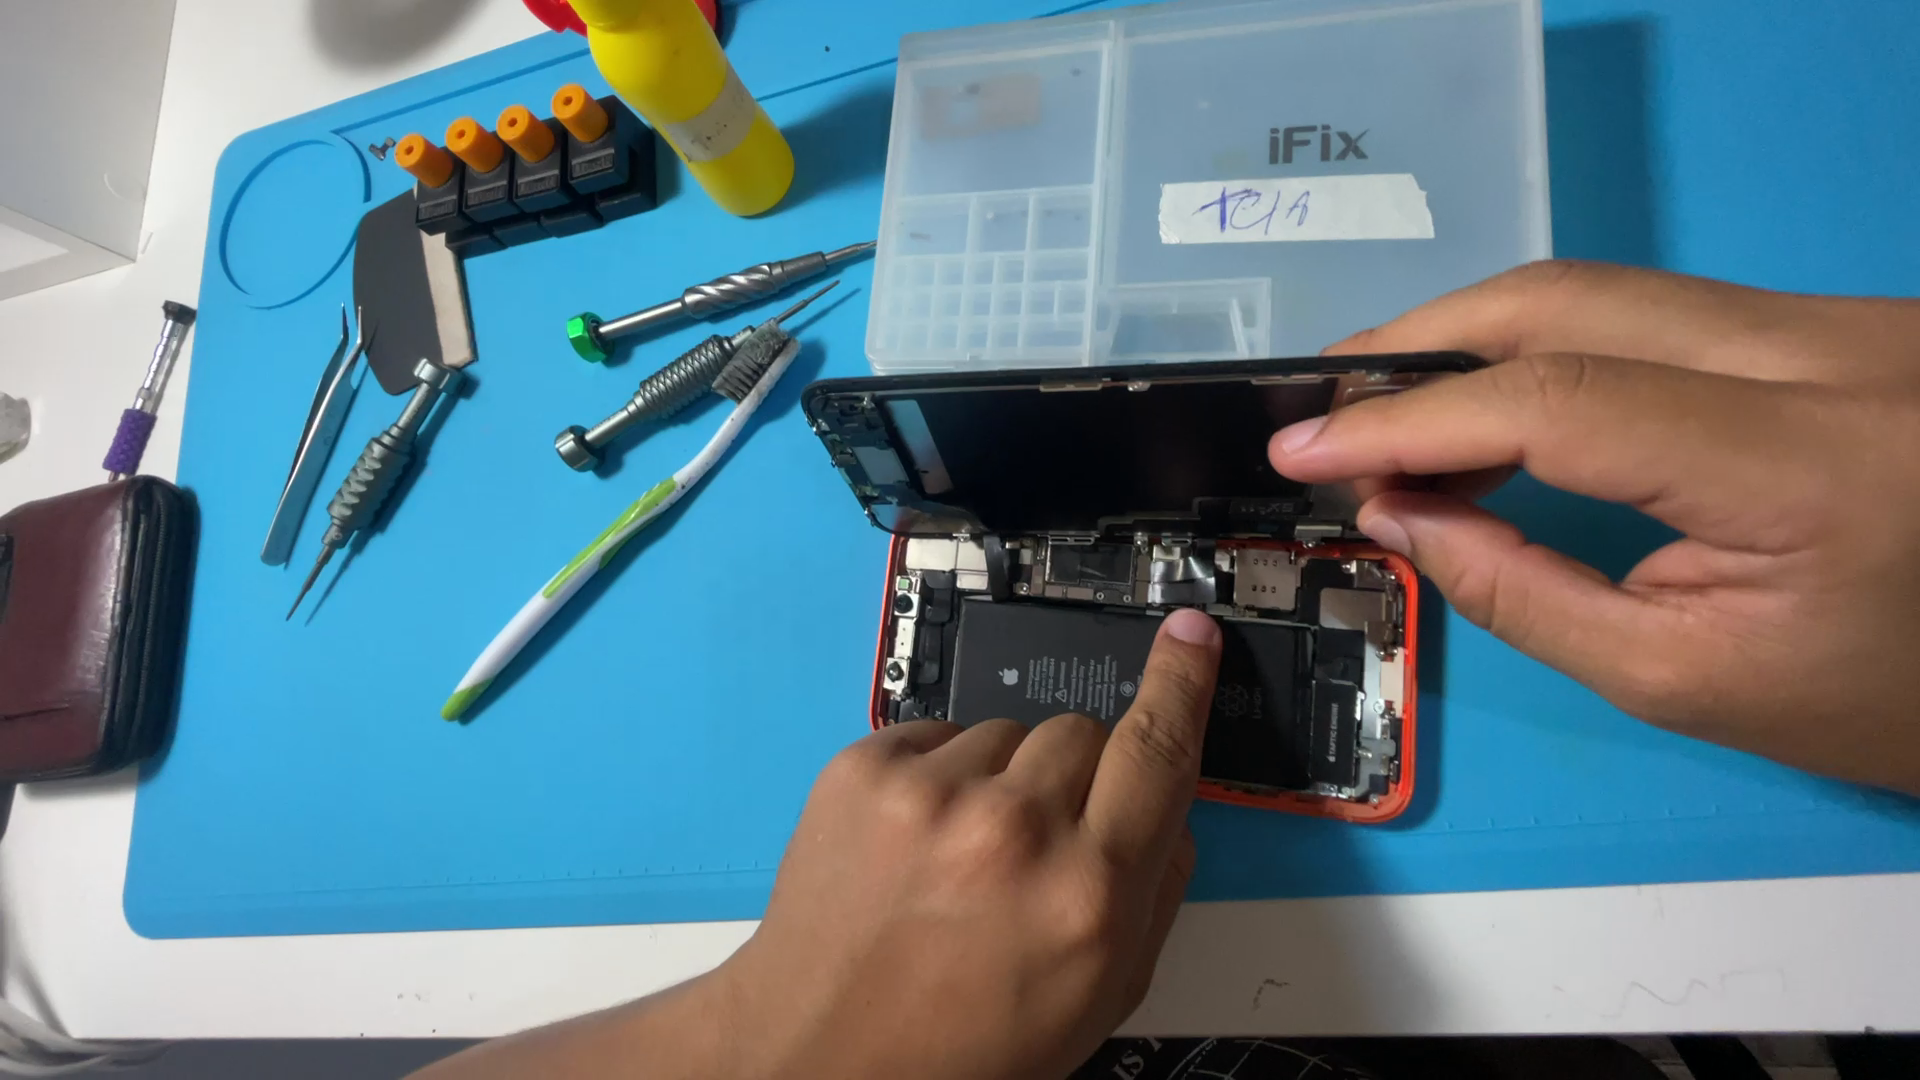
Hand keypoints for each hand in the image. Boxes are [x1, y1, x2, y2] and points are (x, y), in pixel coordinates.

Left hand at [718, 608, 1221, 1079]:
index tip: (1191, 631)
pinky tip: (915, 835)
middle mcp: (1010, 828)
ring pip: (1005, 730)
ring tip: (962, 847)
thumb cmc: (972, 1041)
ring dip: (1000, 776)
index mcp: (1085, 892)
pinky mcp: (864, 766)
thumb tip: (1167, 805)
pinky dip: (939, 772)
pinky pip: (937, 734)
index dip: (1182, 684)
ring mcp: (928, 790)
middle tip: (1034, 837)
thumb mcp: (1096, 997)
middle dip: (1071, 774)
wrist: (822, 1052)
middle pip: (1077, 731)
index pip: (1155, 753)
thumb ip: (1155, 893)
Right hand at [1268, 260, 1919, 791]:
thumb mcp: (1670, 676)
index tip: (1299, 448)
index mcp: (1811, 464)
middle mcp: (1832, 351)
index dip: (1403, 420)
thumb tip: (1390, 507)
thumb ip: (1510, 590)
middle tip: (1323, 399)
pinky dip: (1516, 354)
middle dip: (1412, 343)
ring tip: (1379, 415)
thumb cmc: (1878, 695)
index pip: (1554, 401)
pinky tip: (1474, 416)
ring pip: (1588, 291)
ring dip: (1455, 344)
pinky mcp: (1817, 323)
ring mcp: (1833, 319)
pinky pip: (1626, 315)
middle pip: (1560, 298)